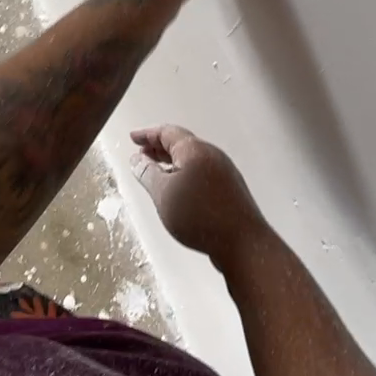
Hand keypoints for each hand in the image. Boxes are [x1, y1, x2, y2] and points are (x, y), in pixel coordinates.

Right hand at [130, 125, 268, 264]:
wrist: (242, 243)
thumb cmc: (198, 215)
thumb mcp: (163, 194)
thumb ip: (147, 174)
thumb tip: (137, 160)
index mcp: (195, 150)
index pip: (167, 132)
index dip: (148, 134)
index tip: (133, 138)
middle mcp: (212, 155)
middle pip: (181, 144)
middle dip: (158, 148)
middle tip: (141, 154)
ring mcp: (224, 172)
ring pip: (192, 159)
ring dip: (171, 162)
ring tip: (155, 172)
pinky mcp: (229, 189)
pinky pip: (201, 172)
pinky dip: (184, 174)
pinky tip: (177, 190)